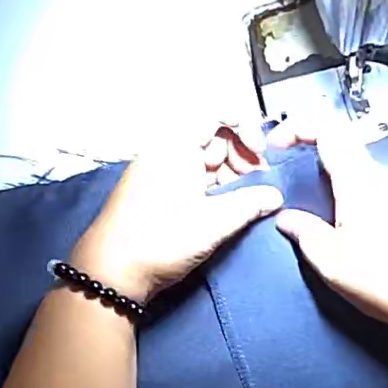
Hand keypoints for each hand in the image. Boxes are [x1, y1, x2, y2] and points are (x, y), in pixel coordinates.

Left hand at [69, 123, 293, 302]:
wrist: (113, 273)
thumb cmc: (158, 240)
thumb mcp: (214, 222)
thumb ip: (250, 204)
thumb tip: (274, 196)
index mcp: (176, 146)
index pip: (217, 115)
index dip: (245, 128)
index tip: (261, 153)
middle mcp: (167, 153)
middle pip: (215, 140)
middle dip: (244, 159)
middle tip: (261, 187)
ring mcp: (163, 174)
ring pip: (208, 164)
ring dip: (233, 180)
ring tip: (249, 205)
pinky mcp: (161, 195)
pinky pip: (196, 182)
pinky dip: (217, 192)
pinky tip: (230, 212)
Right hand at [273, 132, 387, 340]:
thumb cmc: (385, 280)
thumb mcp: (328, 258)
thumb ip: (303, 231)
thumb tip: (288, 220)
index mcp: (359, 181)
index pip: (327, 130)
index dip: (298, 128)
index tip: (280, 145)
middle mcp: (384, 180)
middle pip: (345, 147)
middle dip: (314, 156)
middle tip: (295, 179)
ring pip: (362, 171)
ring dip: (337, 181)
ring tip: (321, 211)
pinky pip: (378, 193)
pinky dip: (357, 199)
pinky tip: (351, 230)